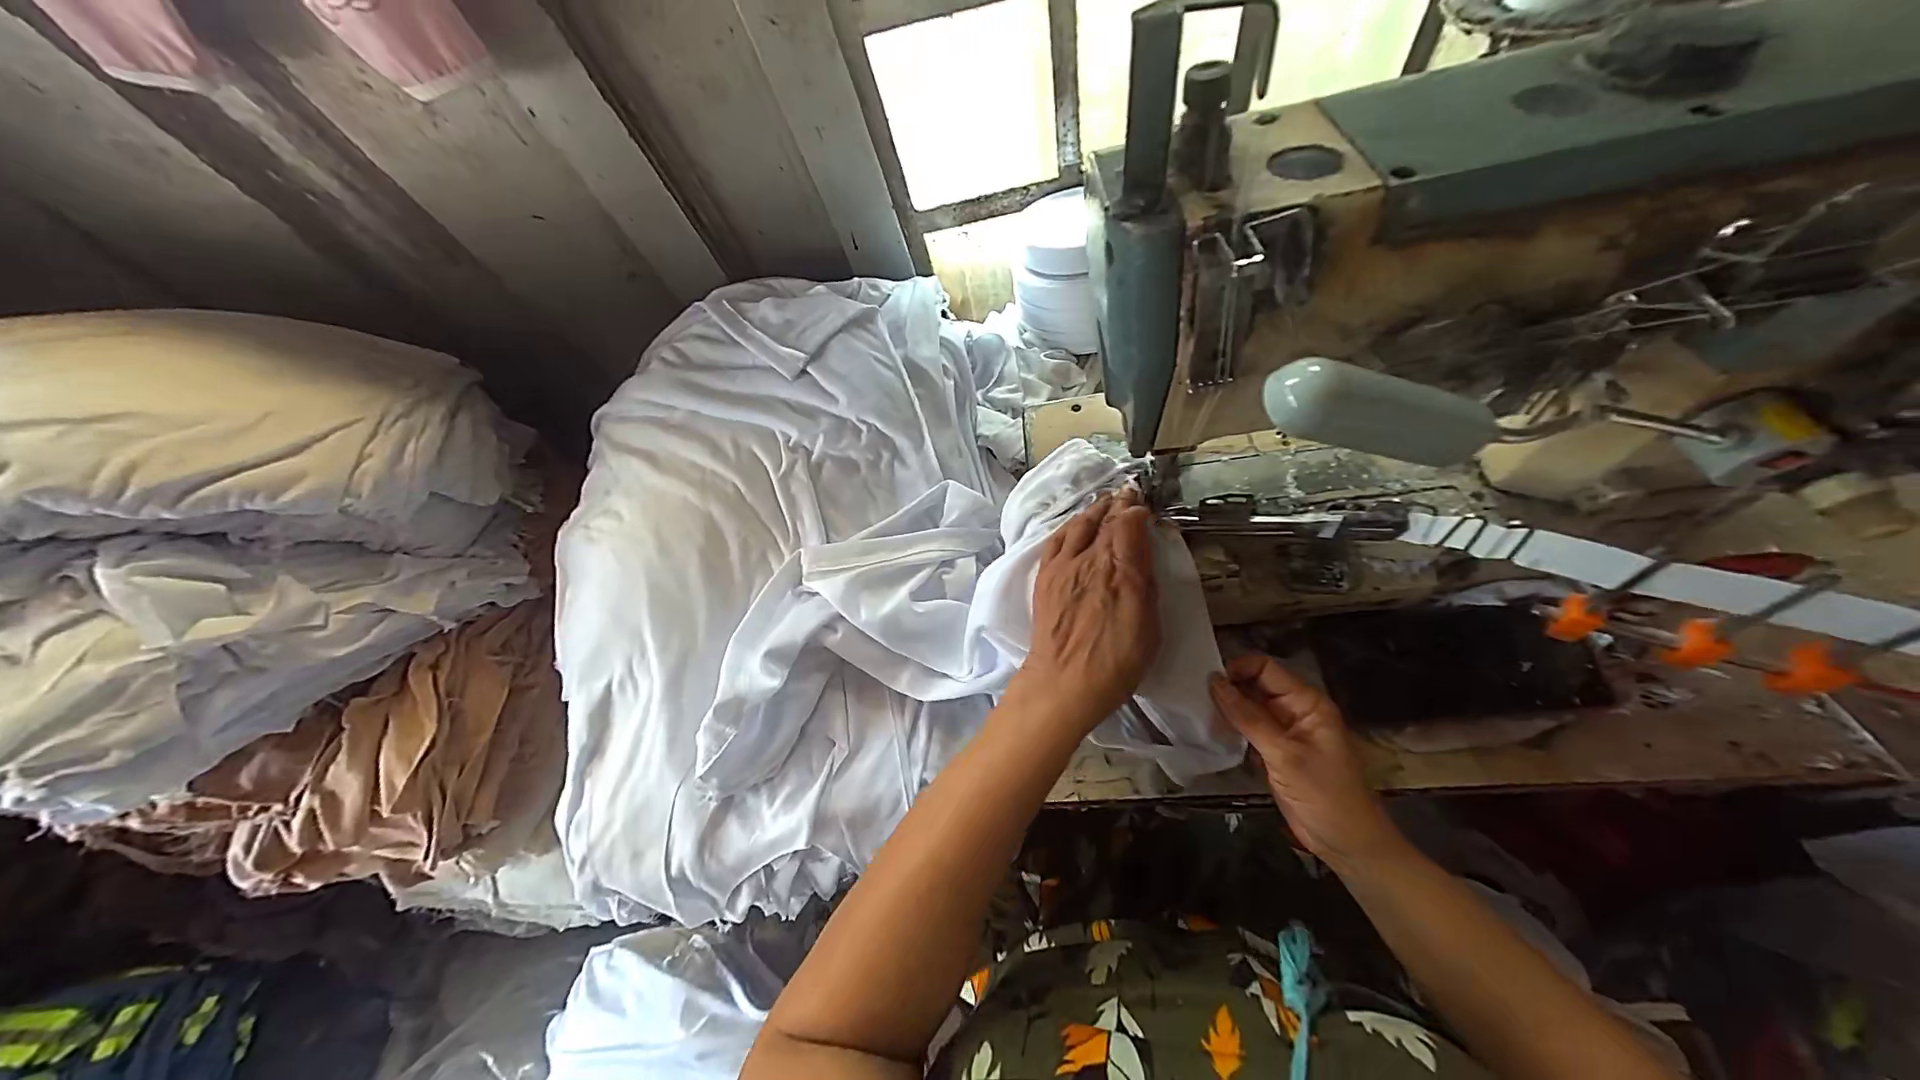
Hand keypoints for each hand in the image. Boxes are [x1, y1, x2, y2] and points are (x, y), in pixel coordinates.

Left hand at [1017, 489, 1159, 736]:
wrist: (1065, 681)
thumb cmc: (1116, 662)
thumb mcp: (1149, 624)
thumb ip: (1146, 582)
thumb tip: (1143, 552)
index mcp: (1122, 569)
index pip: (1129, 522)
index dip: (1138, 510)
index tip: (1145, 507)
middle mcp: (1091, 559)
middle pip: (1105, 518)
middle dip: (1119, 504)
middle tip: (1128, 496)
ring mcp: (1063, 565)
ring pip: (1079, 524)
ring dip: (1094, 510)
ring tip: (1104, 504)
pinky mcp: (1045, 576)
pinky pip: (1056, 539)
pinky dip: (1069, 526)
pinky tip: (1075, 525)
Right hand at [1209, 654, 1403, 866]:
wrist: (1346, 842)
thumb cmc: (1324, 795)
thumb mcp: (1284, 755)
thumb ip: (1248, 718)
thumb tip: (1215, 683)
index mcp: (1308, 703)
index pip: (1267, 669)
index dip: (1238, 669)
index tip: (1208, 681)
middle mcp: (1295, 710)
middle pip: (1256, 684)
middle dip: (1228, 687)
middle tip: (1195, 695)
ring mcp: (1284, 731)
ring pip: (1249, 706)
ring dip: (1226, 707)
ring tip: (1198, 709)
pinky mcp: (1274, 750)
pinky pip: (1248, 727)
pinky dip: (1231, 726)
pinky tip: (1210, 728)